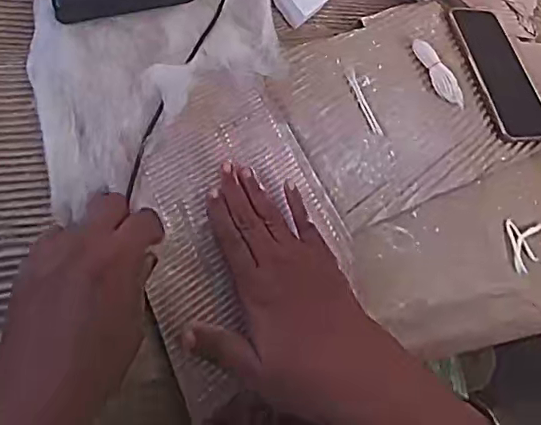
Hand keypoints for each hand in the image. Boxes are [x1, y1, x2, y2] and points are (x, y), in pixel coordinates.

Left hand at [0, 194, 163, 423]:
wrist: (34, 395)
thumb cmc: (91, 370)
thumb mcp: (131, 329)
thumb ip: (137, 285)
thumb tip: (139, 263)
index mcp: (117, 257)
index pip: (144, 218)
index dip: (152, 228)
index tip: (152, 240)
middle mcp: (85, 243)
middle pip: (109, 201)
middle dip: (121, 217)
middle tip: (123, 241)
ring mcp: (53, 250)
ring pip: (78, 220)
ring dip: (89, 234)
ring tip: (90, 263)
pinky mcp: (29, 263)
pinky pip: (52, 241)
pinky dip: (62, 250)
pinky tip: (64, 277)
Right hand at [186, 165, 481, 424]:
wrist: (357, 369)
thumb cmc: (304, 374)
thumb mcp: (255, 371)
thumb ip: (220, 348)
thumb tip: (184, 331)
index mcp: (256, 287)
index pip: (231, 243)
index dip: (219, 216)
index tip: (209, 192)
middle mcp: (276, 264)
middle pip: (251, 221)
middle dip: (235, 192)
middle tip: (224, 165)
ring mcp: (302, 258)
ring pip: (274, 217)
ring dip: (259, 192)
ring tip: (246, 169)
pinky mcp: (324, 260)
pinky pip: (306, 224)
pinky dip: (297, 204)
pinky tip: (289, 187)